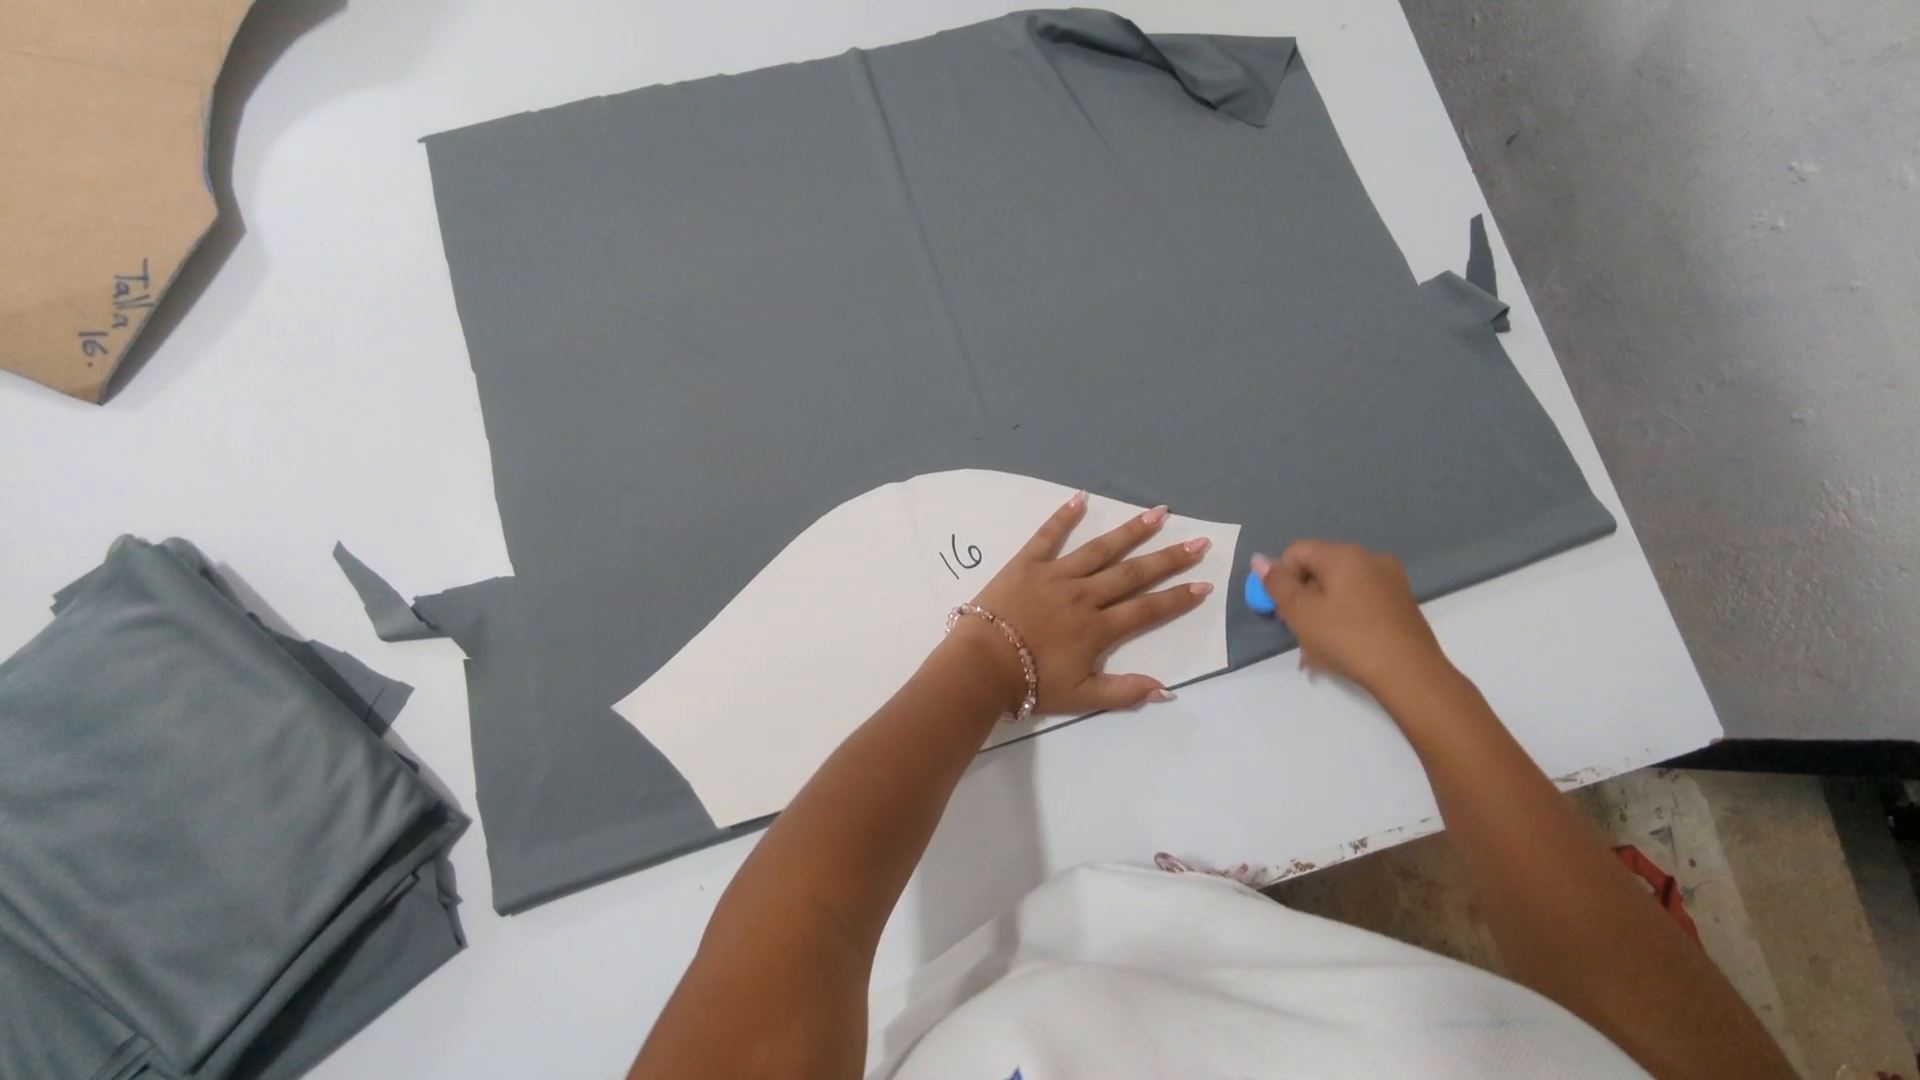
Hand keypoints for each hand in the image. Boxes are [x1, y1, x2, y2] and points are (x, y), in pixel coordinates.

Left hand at [951, 492, 1213, 714]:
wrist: (982, 665)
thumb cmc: (1030, 684)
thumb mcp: (1081, 698)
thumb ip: (1124, 692)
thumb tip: (1168, 690)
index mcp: (1098, 628)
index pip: (1147, 609)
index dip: (1177, 598)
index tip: (1204, 584)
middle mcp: (1084, 595)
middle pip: (1133, 573)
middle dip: (1168, 558)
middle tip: (1198, 540)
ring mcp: (1056, 575)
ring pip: (1101, 549)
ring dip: (1131, 531)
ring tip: (1158, 513)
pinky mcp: (1027, 563)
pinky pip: (1048, 535)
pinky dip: (1064, 516)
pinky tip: (1081, 498)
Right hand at [1252, 540, 1452, 694]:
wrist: (1410, 674)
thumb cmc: (1347, 639)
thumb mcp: (1301, 612)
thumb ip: (1277, 583)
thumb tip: (1260, 559)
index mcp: (1344, 555)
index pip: (1296, 552)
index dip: (1282, 580)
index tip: (1284, 611)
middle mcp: (1370, 559)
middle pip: (1318, 570)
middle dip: (1302, 599)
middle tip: (1298, 632)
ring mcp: (1391, 581)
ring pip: (1339, 589)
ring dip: (1321, 613)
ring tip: (1317, 650)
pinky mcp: (1402, 603)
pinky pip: (1360, 602)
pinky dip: (1345, 619)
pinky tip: (1342, 648)